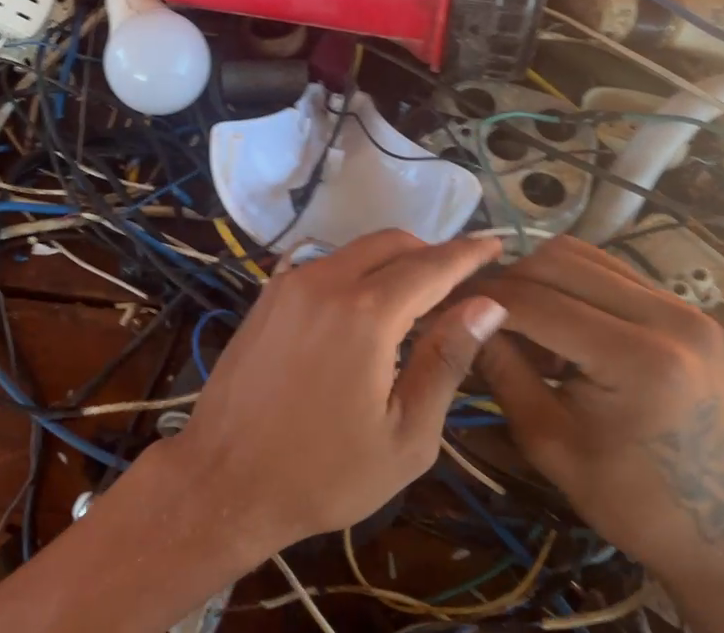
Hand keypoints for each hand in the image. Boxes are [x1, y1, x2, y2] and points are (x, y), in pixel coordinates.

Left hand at [155, 230, 506, 554]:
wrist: (225, 479)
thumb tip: (486, 305)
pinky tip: (367, 310)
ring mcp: (287, 286)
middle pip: (390, 244)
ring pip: (352, 251)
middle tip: (461, 282)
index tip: (497, 245)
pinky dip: (355, 273)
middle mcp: (324, 282)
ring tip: (419, 300)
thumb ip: (445, 360)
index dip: (468, 254)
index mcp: (365, 313)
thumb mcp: (405, 433)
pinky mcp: (266, 299)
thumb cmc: (325, 472)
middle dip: (430, 253)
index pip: (431, 266)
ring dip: (391, 262)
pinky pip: (322, 268)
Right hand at [474, 237, 723, 631]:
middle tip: (470, 311)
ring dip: (536, 278)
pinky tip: (554, 320)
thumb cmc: (626, 497)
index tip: (437, 304)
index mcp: (638, 360)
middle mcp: (670, 318)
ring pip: (581, 256)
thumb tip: (453, 314)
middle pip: (556, 261)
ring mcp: (685, 309)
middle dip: (505, 282)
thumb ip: (500, 366)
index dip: (476, 299)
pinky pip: (609, 272)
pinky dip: (569, 284)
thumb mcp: (545, 438)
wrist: (720, 531)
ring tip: (514, 318)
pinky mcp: (687, 311)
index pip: (534, 301)